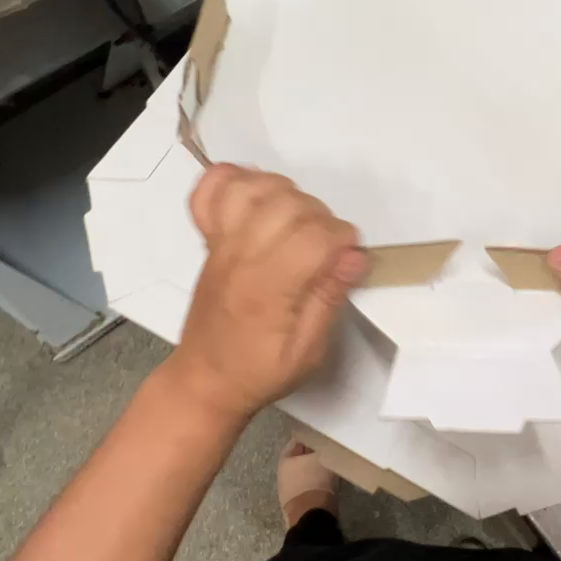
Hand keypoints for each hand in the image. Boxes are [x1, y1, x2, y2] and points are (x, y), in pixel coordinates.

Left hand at [167, 165, 369, 421]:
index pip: (314, 236)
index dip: (343, 239)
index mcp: (268, 289)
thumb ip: (329, 299)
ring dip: (286, 193)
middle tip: (327, 246)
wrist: (206, 380)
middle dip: (321, 216)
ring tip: (299, 220)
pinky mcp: (209, 240)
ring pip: (253, 188)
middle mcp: (241, 257)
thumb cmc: (261, 371)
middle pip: (287, 204)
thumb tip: (354, 256)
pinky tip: (259, 194)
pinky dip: (234, 180)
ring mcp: (221, 244)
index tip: (349, 258)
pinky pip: (211, 191)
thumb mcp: (309, 352)